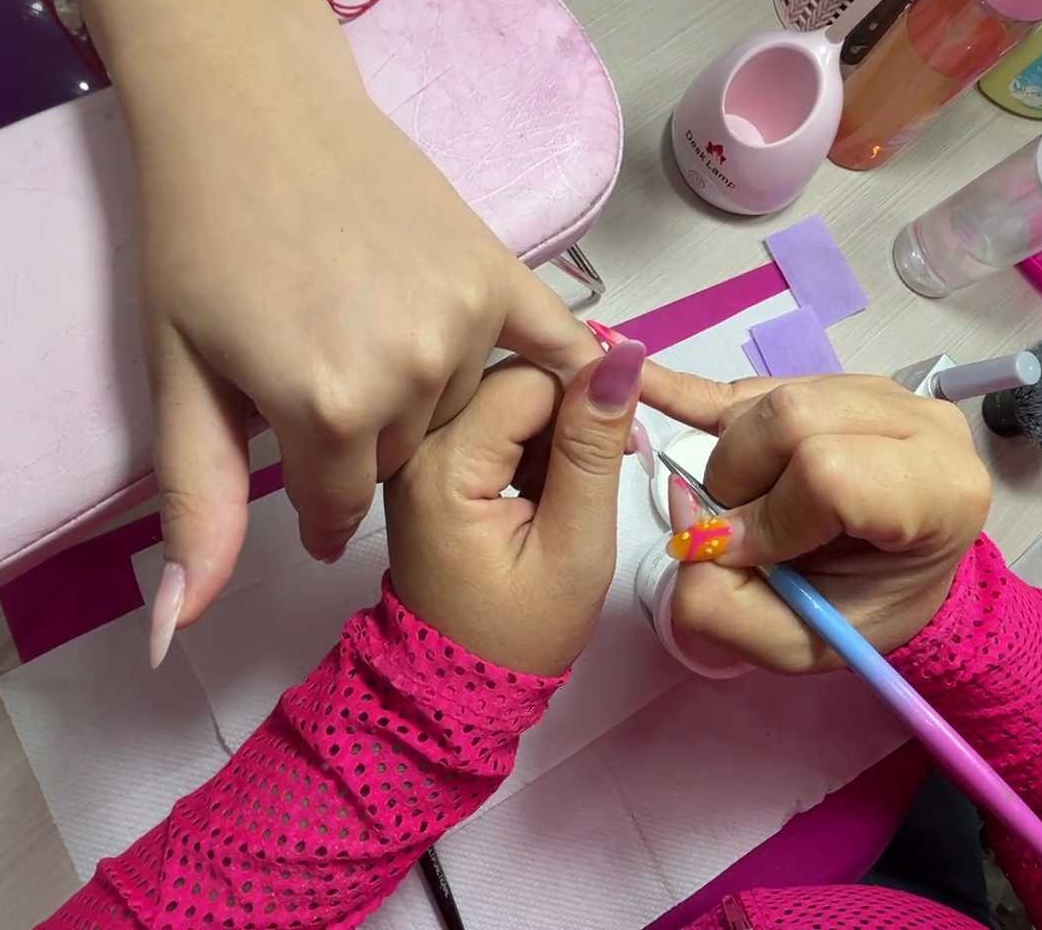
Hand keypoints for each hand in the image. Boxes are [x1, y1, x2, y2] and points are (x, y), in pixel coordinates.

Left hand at [138, 83, 599, 629]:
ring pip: (457, 410)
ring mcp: (466, 319)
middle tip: (331, 386)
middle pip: (402, 459)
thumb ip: (199, 508)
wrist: (255, 109)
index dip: (316, 505)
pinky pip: (555, 344)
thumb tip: (180, 633)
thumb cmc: (202, 241)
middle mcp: (412, 372)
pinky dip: (576, 373)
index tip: (311, 494)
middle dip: (364, 447)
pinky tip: (606, 394)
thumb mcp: (179, 379)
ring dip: (425, 401)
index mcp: (328, 405)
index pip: (340, 505)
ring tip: (381, 342)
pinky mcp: (499, 275)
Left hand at [384, 342, 645, 675]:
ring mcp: (419, 451)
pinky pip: (492, 420)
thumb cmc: (520, 630)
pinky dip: (531, 443)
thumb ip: (593, 450)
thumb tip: (621, 361)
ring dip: (553, 429)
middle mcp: (419, 444)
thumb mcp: (575, 545)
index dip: (588, 396)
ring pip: (507, 394)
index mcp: (444, 465)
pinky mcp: (431, 462)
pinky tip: (543, 486)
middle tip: (601, 470)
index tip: (622, 443)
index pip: (530, 379)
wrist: (459, 681)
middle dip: (571, 414)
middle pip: (514, 379)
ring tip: (568, 490)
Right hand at [641, 367, 991, 672]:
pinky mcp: (824, 380)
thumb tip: (688, 518)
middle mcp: (916, 421)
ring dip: (731, 456)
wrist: (896, 574)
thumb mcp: (797, 645)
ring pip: (763, 400)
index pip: (827, 472)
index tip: (749, 554)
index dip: (769, 517)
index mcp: (938, 489)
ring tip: (748, 501)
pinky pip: (746, 382)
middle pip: (788, 419)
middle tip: (740, 526)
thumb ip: (723, 604)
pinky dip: (683, 388)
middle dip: (737, 478)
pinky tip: (638, 375)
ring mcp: (873, 389)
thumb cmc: (862, 609)